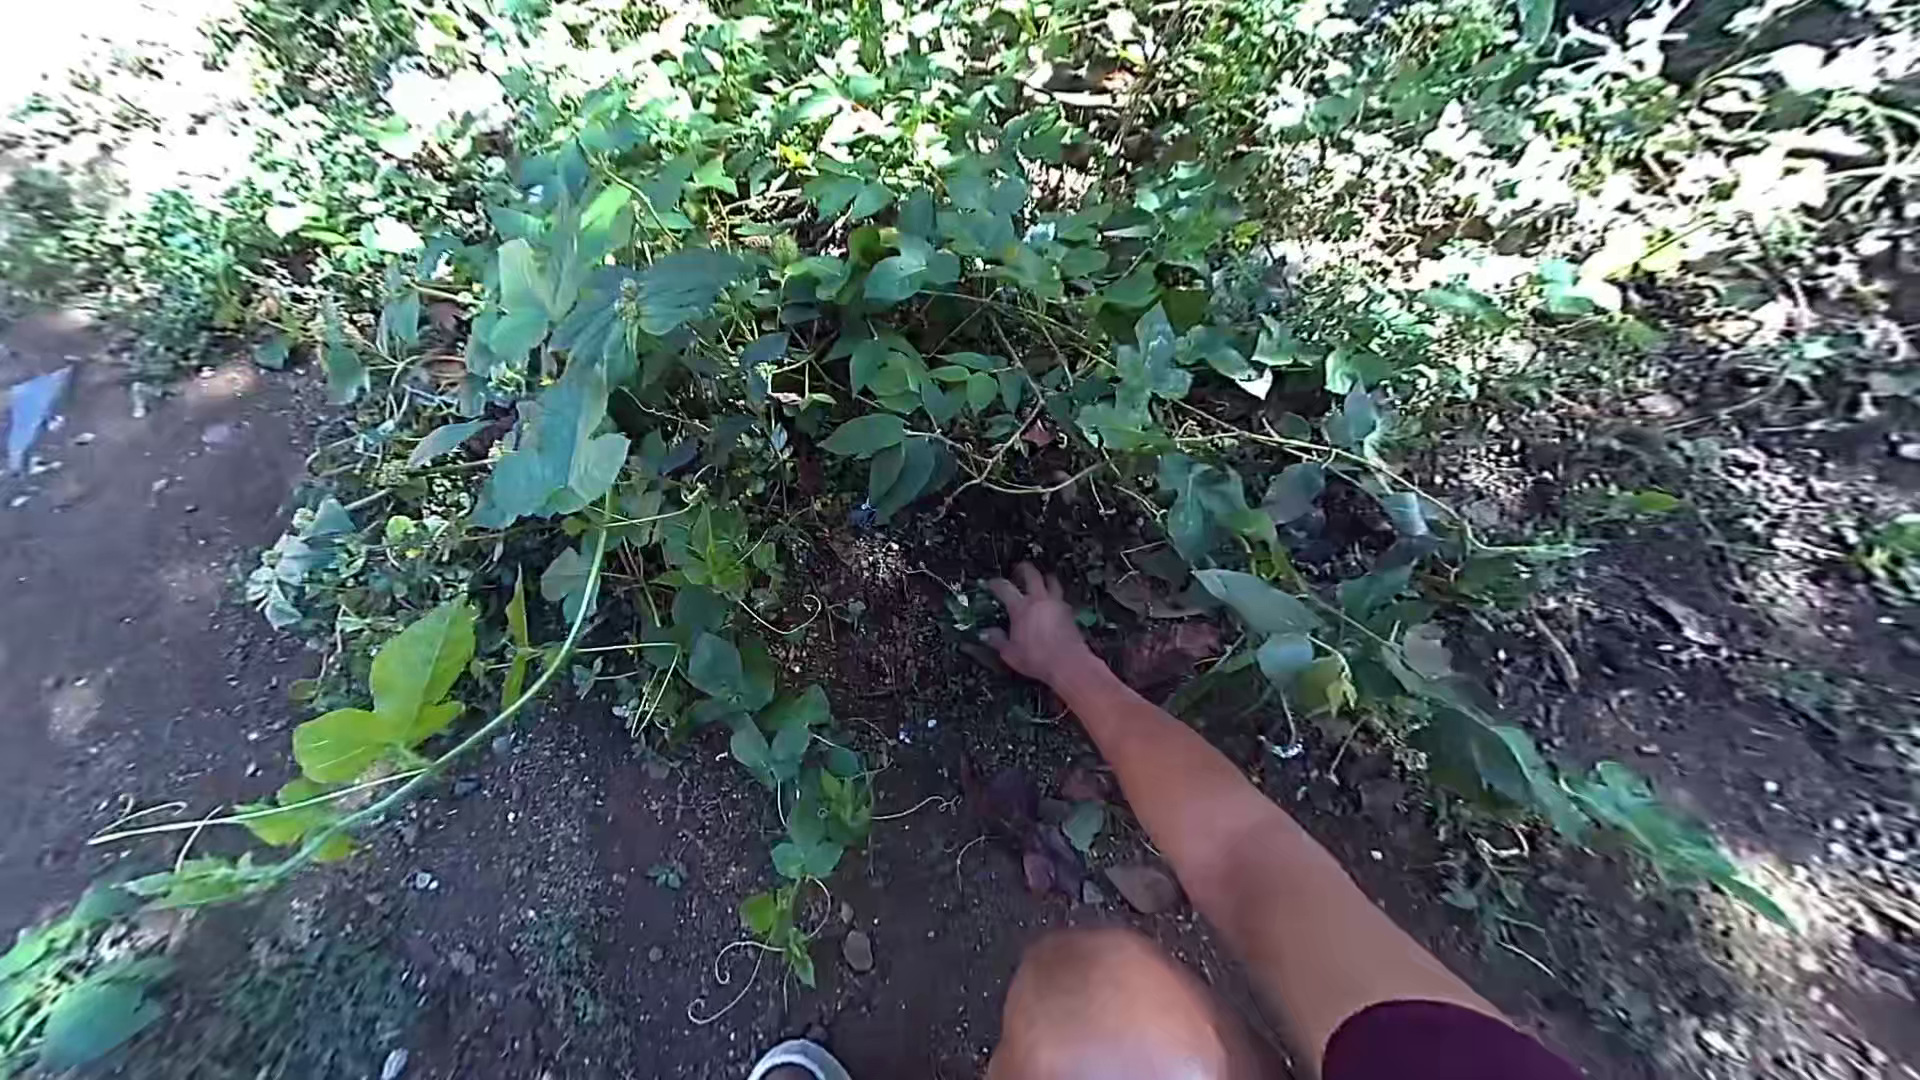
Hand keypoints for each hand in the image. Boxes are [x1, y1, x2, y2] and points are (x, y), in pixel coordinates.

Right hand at [982, 563, 1095, 686]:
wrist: (1068, 664)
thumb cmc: (1039, 659)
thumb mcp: (1010, 653)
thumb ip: (997, 640)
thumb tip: (988, 634)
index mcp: (1021, 608)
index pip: (1004, 588)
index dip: (996, 583)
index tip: (992, 583)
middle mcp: (1039, 602)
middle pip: (1032, 575)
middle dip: (1024, 569)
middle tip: (1020, 568)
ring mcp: (1056, 605)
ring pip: (1051, 582)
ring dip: (1045, 578)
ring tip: (1042, 579)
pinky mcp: (1069, 613)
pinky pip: (1062, 598)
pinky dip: (1056, 597)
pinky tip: (1054, 603)